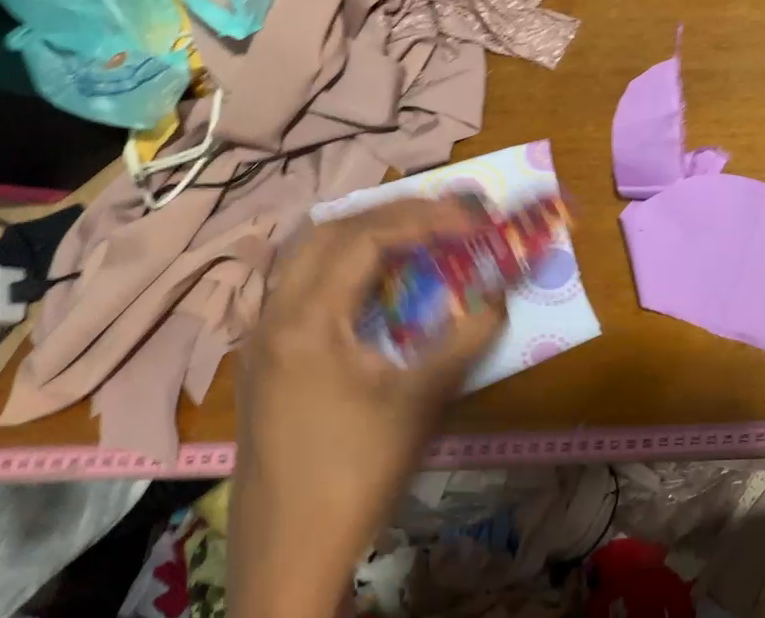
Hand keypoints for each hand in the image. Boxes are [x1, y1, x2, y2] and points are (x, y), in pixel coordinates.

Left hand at [228, 198, 504, 617]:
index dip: (426, 217)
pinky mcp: (267, 362)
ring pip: (306, 257)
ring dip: (365, 235)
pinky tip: (379, 286)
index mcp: (306, 322)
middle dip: (394, 213)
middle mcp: (273, 318)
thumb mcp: (424, 398)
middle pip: (327, 233)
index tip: (477, 217)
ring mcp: (262, 340)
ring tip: (420, 236)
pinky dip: (345, 267)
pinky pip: (302, 287)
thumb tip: (502, 291)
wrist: (290, 550)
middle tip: (450, 214)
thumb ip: (467, 335)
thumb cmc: (358, 470)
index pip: (365, 238)